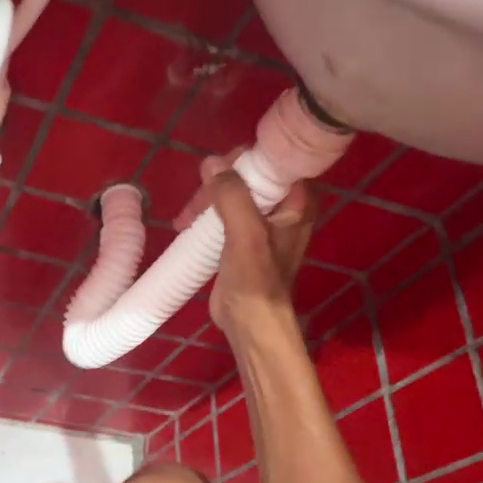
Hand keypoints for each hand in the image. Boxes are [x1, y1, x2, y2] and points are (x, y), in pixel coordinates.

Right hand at [176, 150, 315, 335]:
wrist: (251, 322)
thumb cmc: (255, 280)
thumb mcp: (245, 234)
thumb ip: (232, 195)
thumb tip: (210, 163)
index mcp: (297, 201)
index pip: (272, 160)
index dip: (242, 160)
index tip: (213, 172)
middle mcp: (285, 207)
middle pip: (249, 176)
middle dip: (217, 185)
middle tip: (193, 206)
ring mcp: (265, 223)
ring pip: (234, 194)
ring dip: (207, 201)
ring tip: (185, 221)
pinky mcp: (246, 238)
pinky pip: (226, 213)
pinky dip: (208, 215)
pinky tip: (188, 226)